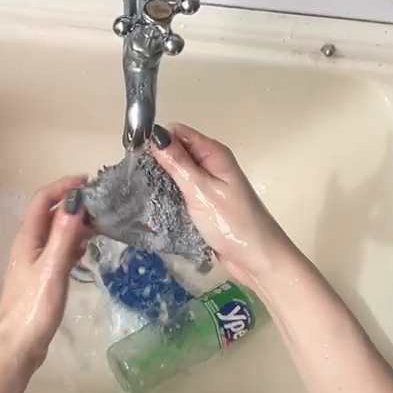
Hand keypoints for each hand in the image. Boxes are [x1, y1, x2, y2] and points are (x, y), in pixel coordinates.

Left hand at [0, 174, 92, 373]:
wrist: (19, 347)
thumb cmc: (34, 308)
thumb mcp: (53, 270)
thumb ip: (64, 236)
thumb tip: (75, 202)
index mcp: (27, 239)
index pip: (42, 200)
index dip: (63, 186)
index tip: (88, 182)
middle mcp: (28, 245)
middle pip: (49, 214)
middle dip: (73, 204)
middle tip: (101, 204)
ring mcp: (33, 261)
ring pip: (55, 232)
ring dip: (75, 223)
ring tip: (100, 223)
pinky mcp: (41, 276)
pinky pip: (58, 249)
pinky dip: (72, 243)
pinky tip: (86, 249)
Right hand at [149, 123, 302, 292]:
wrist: (257, 260)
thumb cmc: (232, 223)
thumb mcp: (200, 191)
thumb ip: (177, 163)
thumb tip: (156, 135)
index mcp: (213, 154)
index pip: (178, 132)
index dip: (158, 139)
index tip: (136, 156)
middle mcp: (210, 165)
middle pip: (175, 152)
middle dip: (156, 162)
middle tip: (135, 178)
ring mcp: (207, 186)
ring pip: (175, 174)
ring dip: (160, 182)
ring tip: (139, 193)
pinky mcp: (203, 204)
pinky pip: (180, 193)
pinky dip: (168, 197)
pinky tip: (153, 207)